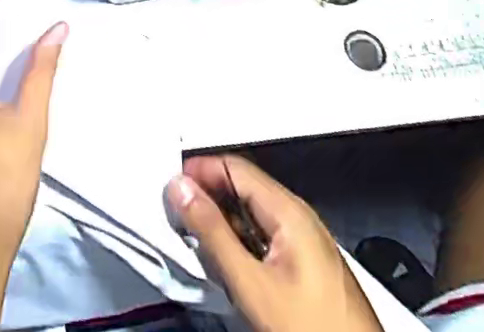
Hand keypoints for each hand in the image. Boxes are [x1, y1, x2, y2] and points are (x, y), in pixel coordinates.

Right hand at [167, 155, 382, 331]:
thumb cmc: (310, 329)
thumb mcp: (250, 283)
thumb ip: (212, 233)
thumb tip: (183, 190)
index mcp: (289, 210)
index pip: (235, 168)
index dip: (200, 171)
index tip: (173, 186)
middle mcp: (299, 217)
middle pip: (244, 188)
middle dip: (209, 196)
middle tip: (179, 215)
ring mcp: (306, 240)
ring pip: (254, 214)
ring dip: (223, 221)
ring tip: (197, 242)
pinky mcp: (306, 263)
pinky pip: (266, 236)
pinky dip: (241, 240)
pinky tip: (228, 264)